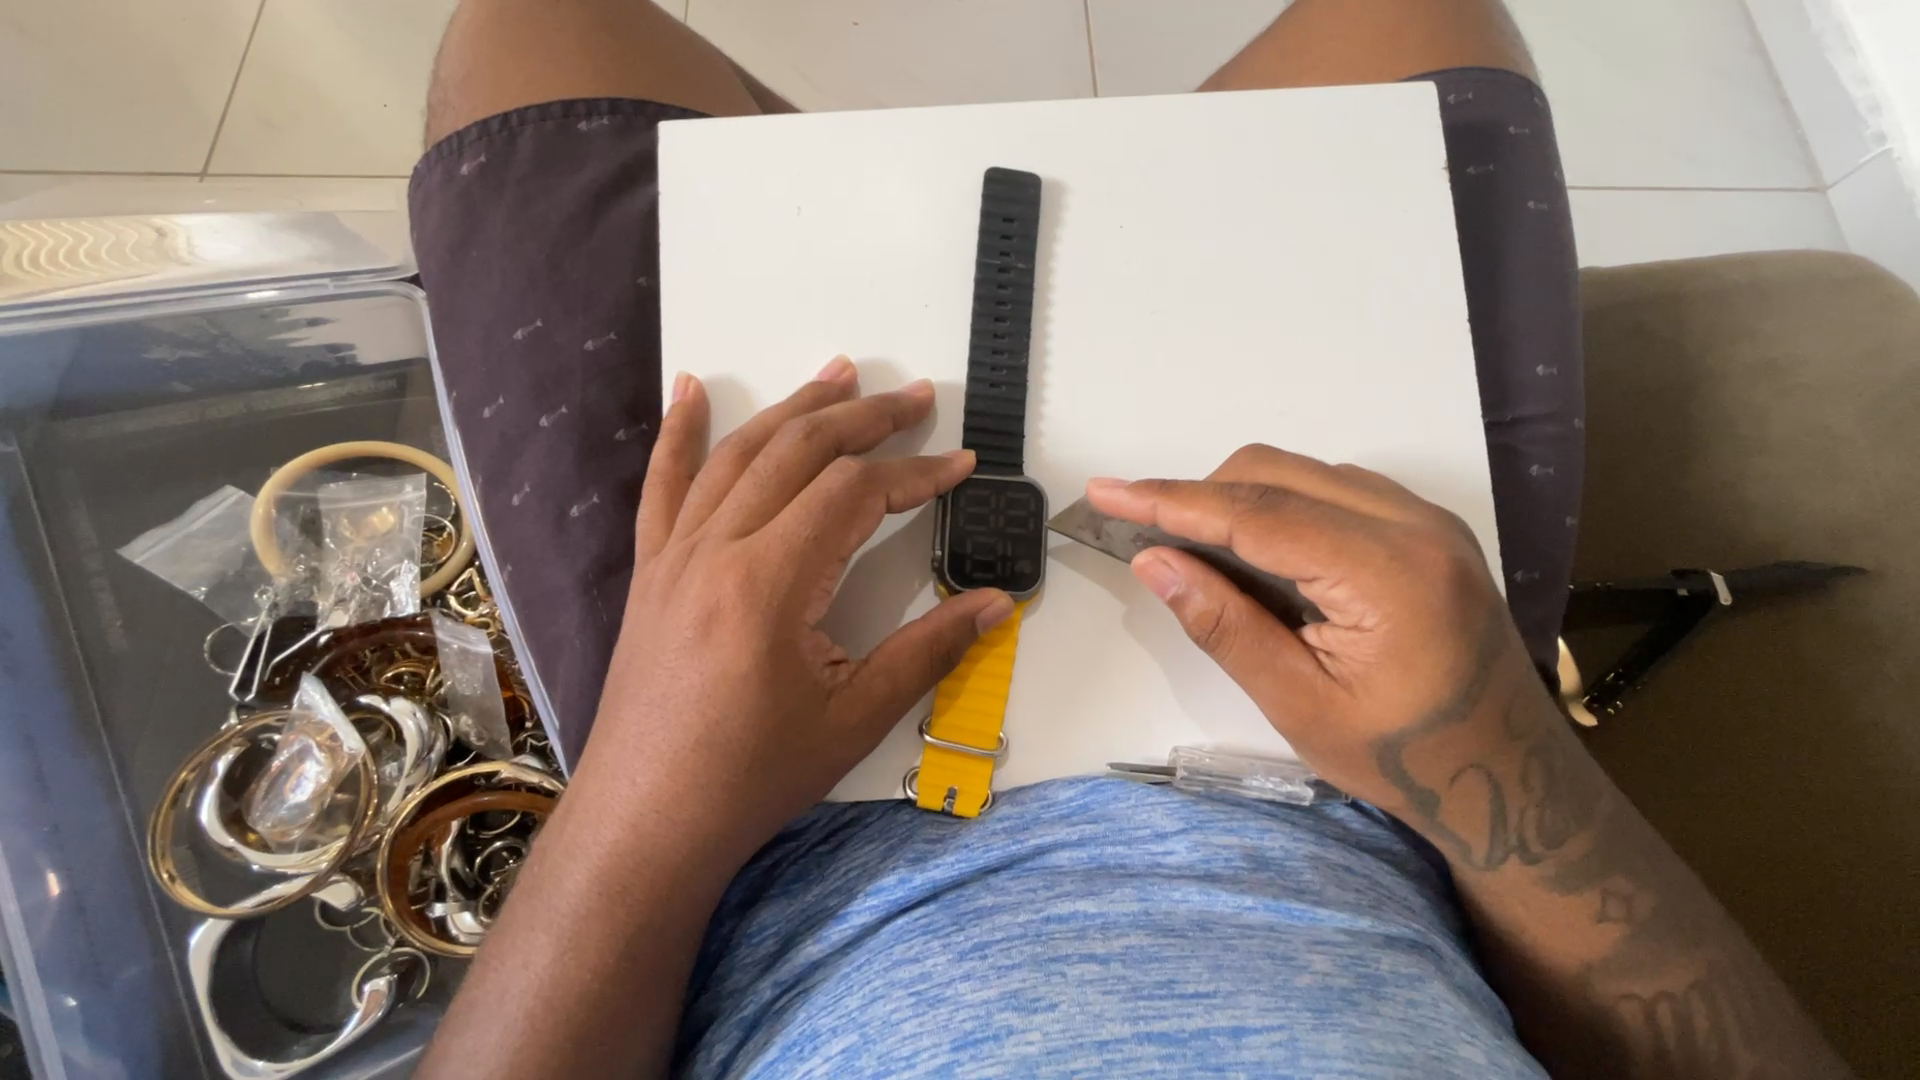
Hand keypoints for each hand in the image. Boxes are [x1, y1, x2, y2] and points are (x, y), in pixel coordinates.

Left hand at [578, 357, 1014, 853]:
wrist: (647, 821)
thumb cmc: (753, 777)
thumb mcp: (856, 718)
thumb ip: (929, 650)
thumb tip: (998, 604)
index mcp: (770, 583)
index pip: (853, 494)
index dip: (914, 473)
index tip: (960, 465)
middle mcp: (717, 550)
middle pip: (799, 453)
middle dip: (864, 418)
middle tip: (914, 396)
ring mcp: (676, 556)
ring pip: (738, 455)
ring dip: (793, 408)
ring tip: (838, 374)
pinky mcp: (652, 572)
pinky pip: (661, 486)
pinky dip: (679, 433)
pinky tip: (691, 390)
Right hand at [1085, 444, 1552, 815]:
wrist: (1509, 778)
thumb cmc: (1402, 758)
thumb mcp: (1298, 704)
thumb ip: (1223, 625)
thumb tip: (1152, 560)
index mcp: (1388, 574)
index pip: (1256, 512)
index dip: (1171, 500)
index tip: (1106, 491)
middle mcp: (1414, 525)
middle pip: (1276, 472)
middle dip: (1201, 497)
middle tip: (1150, 539)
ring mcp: (1425, 520)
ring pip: (1301, 472)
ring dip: (1237, 500)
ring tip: (1200, 555)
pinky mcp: (1424, 528)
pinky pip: (1330, 488)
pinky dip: (1277, 506)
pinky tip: (1260, 557)